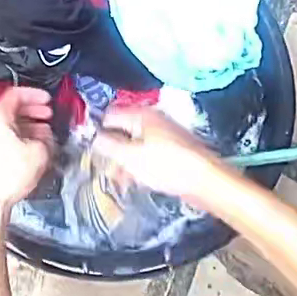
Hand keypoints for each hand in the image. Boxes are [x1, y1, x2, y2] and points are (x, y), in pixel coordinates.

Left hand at [0, 86, 54, 218]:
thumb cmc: (5, 178)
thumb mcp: (39, 153)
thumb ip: (47, 139)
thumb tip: (47, 139)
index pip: (15, 94)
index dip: (34, 94)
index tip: (46, 98)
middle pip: (12, 109)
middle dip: (33, 110)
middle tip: (46, 113)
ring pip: (9, 125)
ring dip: (28, 126)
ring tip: (44, 134)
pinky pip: (5, 140)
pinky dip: (20, 139)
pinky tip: (31, 150)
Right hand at [92, 107, 233, 206]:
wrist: (206, 180)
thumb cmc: (169, 167)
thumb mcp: (131, 158)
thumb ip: (109, 146)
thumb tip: (93, 137)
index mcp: (142, 115)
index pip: (111, 114)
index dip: (98, 129)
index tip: (90, 147)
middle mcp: (154, 119)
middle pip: (123, 129)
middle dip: (112, 148)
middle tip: (105, 167)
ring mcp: (165, 133)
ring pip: (136, 142)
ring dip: (125, 159)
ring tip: (120, 178)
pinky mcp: (173, 148)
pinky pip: (148, 151)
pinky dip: (139, 163)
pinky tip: (137, 179)